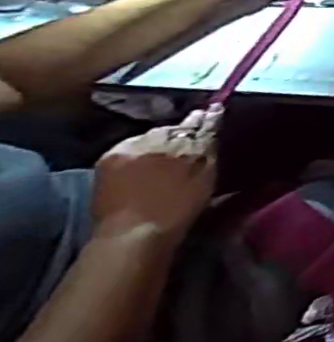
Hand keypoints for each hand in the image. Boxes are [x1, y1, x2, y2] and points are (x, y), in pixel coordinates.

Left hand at [91, 107, 221, 244]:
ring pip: (152, 134)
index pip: (202, 122)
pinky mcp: (109, 158)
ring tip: (168, 148)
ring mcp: (129, 148)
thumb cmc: (180, 207)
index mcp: (189, 145)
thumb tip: (212, 123)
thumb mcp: (207, 175)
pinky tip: (144, 157)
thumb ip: (209, 147)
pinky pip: (130, 143)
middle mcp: (158, 140)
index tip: (215, 110)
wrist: (134, 231)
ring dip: (161, 138)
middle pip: (174, 127)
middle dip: (182, 130)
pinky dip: (140, 146)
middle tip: (191, 136)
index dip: (209, 117)